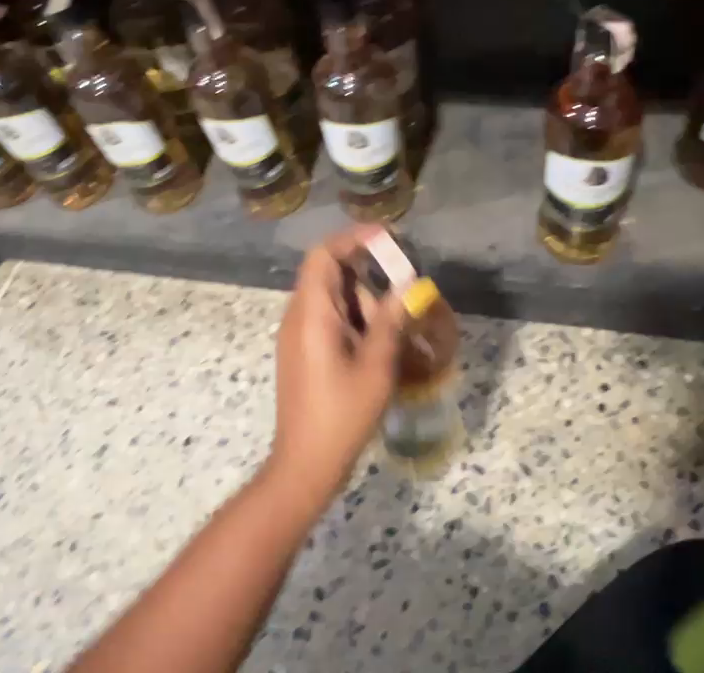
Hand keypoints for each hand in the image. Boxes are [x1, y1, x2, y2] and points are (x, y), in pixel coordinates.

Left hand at [265, 225, 404, 508]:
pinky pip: (327, 321)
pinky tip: (377, 349)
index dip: (353, 239)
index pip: (324, 255)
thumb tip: (406, 287)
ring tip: (391, 336)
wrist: (304, 464)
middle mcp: (297, 317)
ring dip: (363, 306)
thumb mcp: (376, 367)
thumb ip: (390, 321)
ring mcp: (296, 336)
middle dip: (367, 281)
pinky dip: (354, 323)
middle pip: (329, 275)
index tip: (388, 239)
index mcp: (311, 313)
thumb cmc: (341, 415)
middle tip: (399, 302)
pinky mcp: (301, 353)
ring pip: (332, 300)